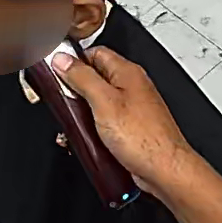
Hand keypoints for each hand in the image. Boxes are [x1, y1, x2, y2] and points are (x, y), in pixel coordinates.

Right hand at [51, 46, 201, 194]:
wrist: (164, 170)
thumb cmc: (145, 139)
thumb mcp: (103, 102)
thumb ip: (82, 78)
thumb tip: (63, 60)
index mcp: (127, 73)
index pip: (95, 53)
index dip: (74, 60)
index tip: (57, 73)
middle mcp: (131, 88)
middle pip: (94, 79)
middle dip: (75, 92)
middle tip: (64, 103)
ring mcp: (131, 110)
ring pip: (97, 104)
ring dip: (81, 115)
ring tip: (74, 125)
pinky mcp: (129, 129)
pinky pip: (104, 124)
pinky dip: (92, 130)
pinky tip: (86, 140)